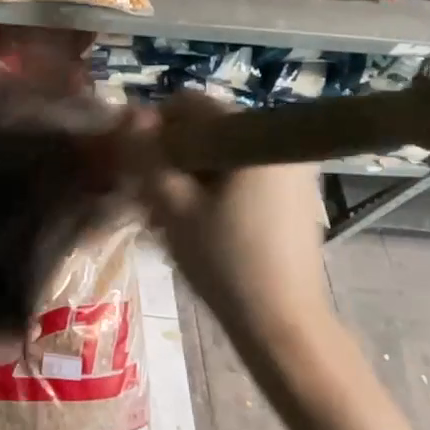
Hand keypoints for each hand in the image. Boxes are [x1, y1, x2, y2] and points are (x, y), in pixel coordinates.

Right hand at [134, 100, 332, 343]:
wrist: (282, 324)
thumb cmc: (224, 262)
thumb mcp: (173, 205)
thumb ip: (149, 153)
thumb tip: (133, 113)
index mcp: (255, 138)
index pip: (193, 104)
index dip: (155, 124)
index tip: (134, 156)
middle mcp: (281, 143)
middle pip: (211, 128)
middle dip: (174, 153)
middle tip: (148, 191)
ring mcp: (293, 171)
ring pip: (225, 153)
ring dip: (193, 172)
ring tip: (169, 212)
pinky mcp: (296, 197)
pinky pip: (246, 174)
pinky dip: (217, 187)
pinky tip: (199, 222)